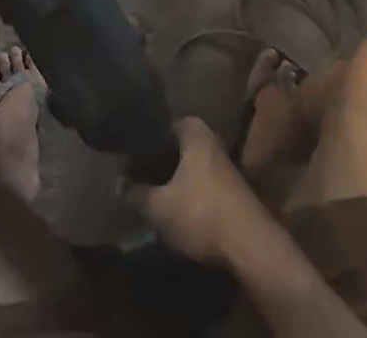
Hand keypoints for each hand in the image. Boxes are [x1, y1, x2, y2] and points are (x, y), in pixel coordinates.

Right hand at [125, 117, 269, 266]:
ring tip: (151, 190)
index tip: (132, 150)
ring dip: (174, 175)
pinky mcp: (232, 189)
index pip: (169, 123)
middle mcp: (213, 142)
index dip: (150, 135)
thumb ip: (136, 194)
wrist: (248, 243)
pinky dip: (187, 189)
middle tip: (138, 171)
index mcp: (196, 134)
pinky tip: (173, 205)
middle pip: (181, 144)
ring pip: (192, 164)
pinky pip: (202, 181)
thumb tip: (118, 184)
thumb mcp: (159, 207)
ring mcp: (225, 166)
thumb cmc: (200, 213)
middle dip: (161, 157)